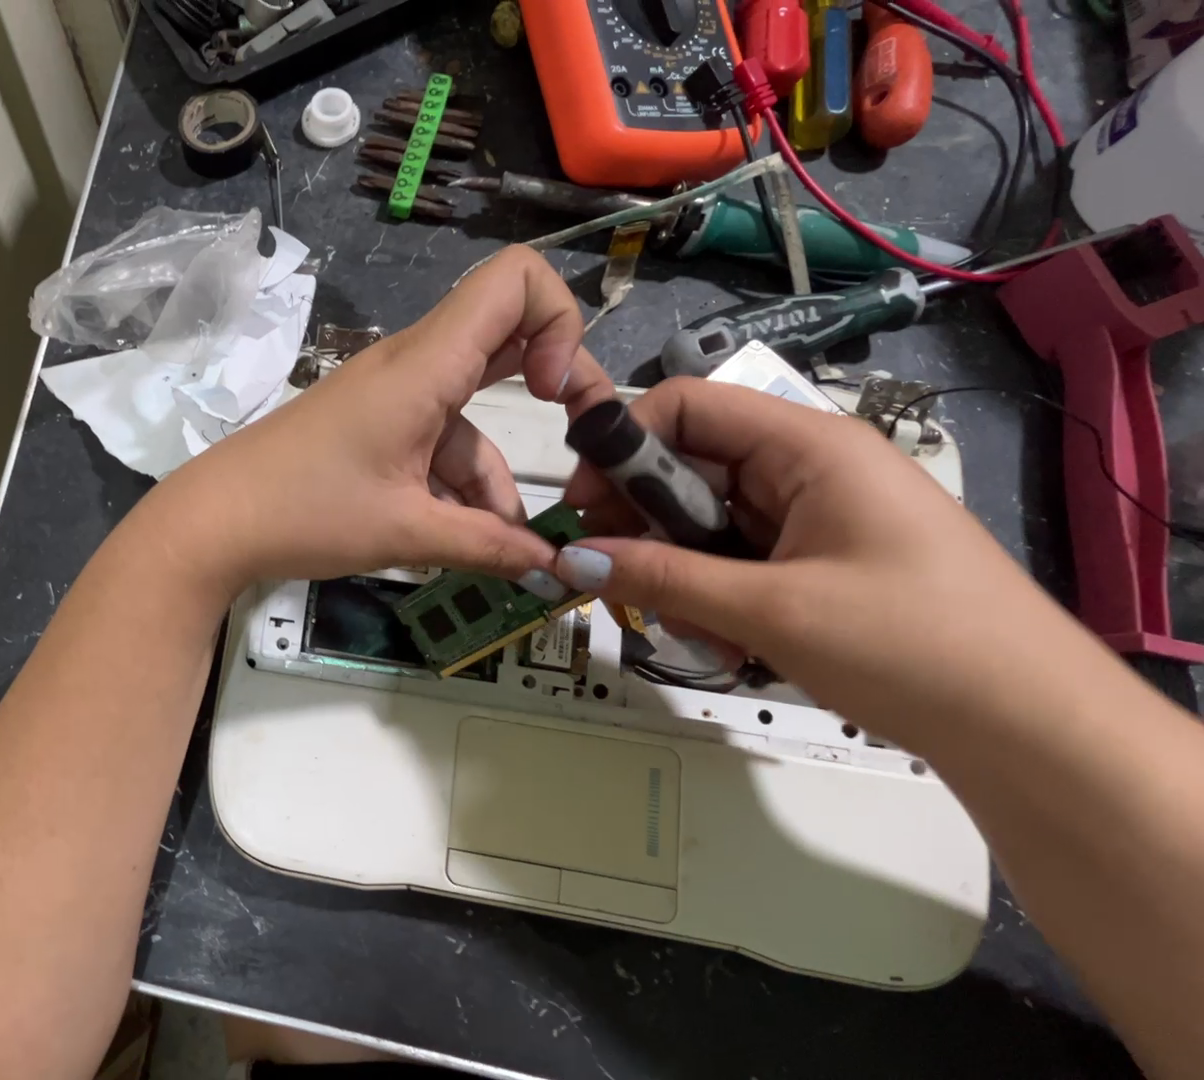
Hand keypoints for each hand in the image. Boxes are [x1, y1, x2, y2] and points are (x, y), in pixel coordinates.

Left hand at [135, 246, 613, 599]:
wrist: (213, 522)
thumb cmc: (306, 513)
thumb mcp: (406, 533)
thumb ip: (487, 545)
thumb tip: (554, 567)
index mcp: (424, 365)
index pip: (515, 279)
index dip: (559, 320)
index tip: (558, 394)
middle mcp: (412, 365)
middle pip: (504, 338)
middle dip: (553, 391)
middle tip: (582, 449)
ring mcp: (389, 396)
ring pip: (469, 415)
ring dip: (491, 478)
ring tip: (501, 548)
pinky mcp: (370, 427)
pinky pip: (434, 440)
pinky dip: (455, 484)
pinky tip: (464, 539)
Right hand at [553, 377, 1112, 745]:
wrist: (1034, 732)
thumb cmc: (912, 647)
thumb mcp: (769, 610)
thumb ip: (661, 577)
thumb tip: (571, 557)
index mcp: (807, 447)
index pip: (685, 405)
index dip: (622, 443)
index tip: (584, 506)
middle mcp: (807, 469)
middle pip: (687, 468)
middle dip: (643, 526)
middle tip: (617, 581)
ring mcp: (813, 517)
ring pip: (703, 523)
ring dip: (677, 573)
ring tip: (691, 631)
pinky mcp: (816, 561)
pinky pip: (733, 560)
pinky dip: (710, 597)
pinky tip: (724, 645)